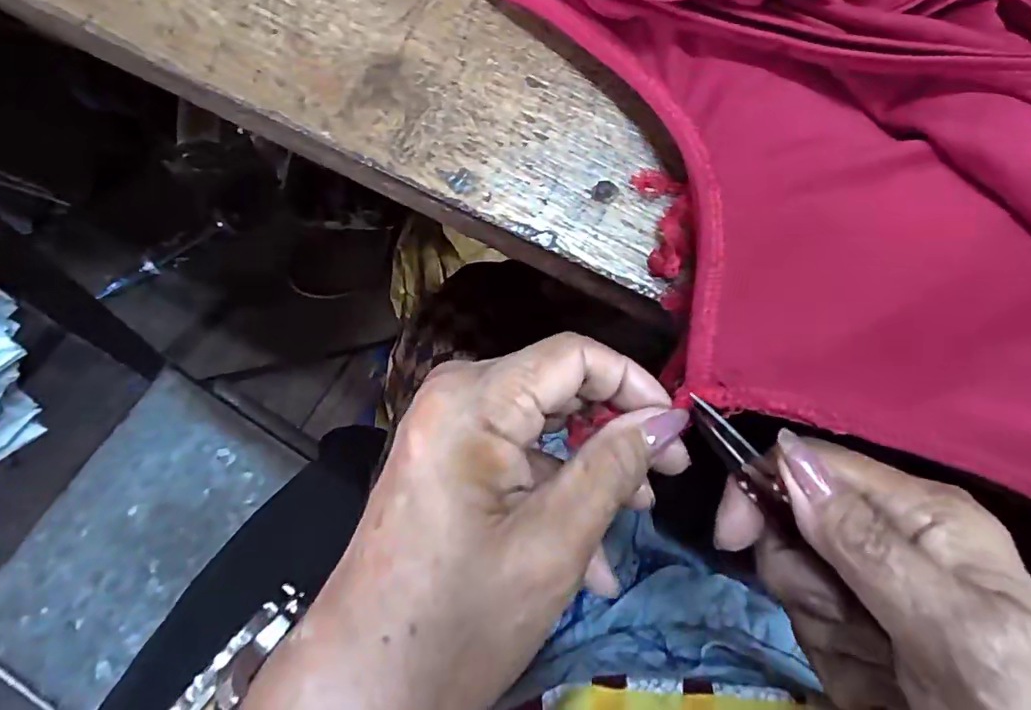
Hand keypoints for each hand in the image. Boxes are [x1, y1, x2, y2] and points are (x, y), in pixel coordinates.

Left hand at [248, 334, 691, 709]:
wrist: (356, 697)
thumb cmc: (456, 621)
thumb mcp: (555, 542)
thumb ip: (617, 466)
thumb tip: (669, 419)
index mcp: (475, 399)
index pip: (575, 355)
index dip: (633, 382)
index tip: (674, 427)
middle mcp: (457, 396)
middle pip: (562, 386)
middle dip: (618, 428)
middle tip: (666, 473)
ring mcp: (449, 428)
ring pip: (547, 423)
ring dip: (595, 467)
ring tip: (637, 514)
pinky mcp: (449, 460)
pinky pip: (520, 454)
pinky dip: (560, 489)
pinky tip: (593, 550)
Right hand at [715, 433, 1030, 709]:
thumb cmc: (1024, 701)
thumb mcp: (952, 622)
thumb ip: (865, 541)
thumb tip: (789, 455)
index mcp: (921, 512)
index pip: (821, 466)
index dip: (767, 484)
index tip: (732, 536)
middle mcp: (895, 543)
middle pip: (799, 528)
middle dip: (806, 579)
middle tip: (852, 626)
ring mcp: (881, 598)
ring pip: (803, 589)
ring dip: (829, 635)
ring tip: (888, 674)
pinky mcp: (871, 649)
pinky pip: (819, 642)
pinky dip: (841, 673)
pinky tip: (887, 696)